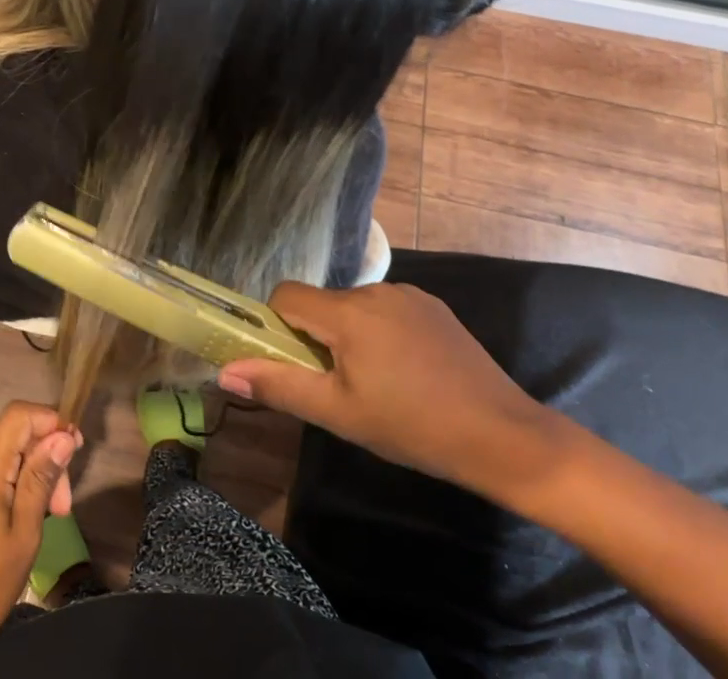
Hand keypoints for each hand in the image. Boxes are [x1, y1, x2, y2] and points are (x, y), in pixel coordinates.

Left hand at [0, 402, 78, 677]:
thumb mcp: (24, 532)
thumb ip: (41, 479)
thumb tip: (64, 435)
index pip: (19, 414)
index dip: (51, 421)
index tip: (75, 453)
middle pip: (16, 434)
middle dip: (47, 457)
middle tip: (64, 507)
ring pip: (7, 454)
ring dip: (35, 475)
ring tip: (51, 517)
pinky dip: (17, 484)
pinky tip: (27, 519)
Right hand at [219, 282, 563, 498]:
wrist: (502, 436)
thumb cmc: (411, 427)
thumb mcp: (337, 413)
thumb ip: (278, 386)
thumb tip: (225, 371)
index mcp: (348, 313)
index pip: (285, 295)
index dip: (275, 326)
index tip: (290, 364)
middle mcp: (376, 291)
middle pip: (321, 304)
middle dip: (315, 338)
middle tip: (334, 387)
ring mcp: (410, 296)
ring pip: (353, 308)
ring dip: (348, 337)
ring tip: (374, 385)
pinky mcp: (435, 308)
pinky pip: (386, 311)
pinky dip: (379, 335)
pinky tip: (404, 374)